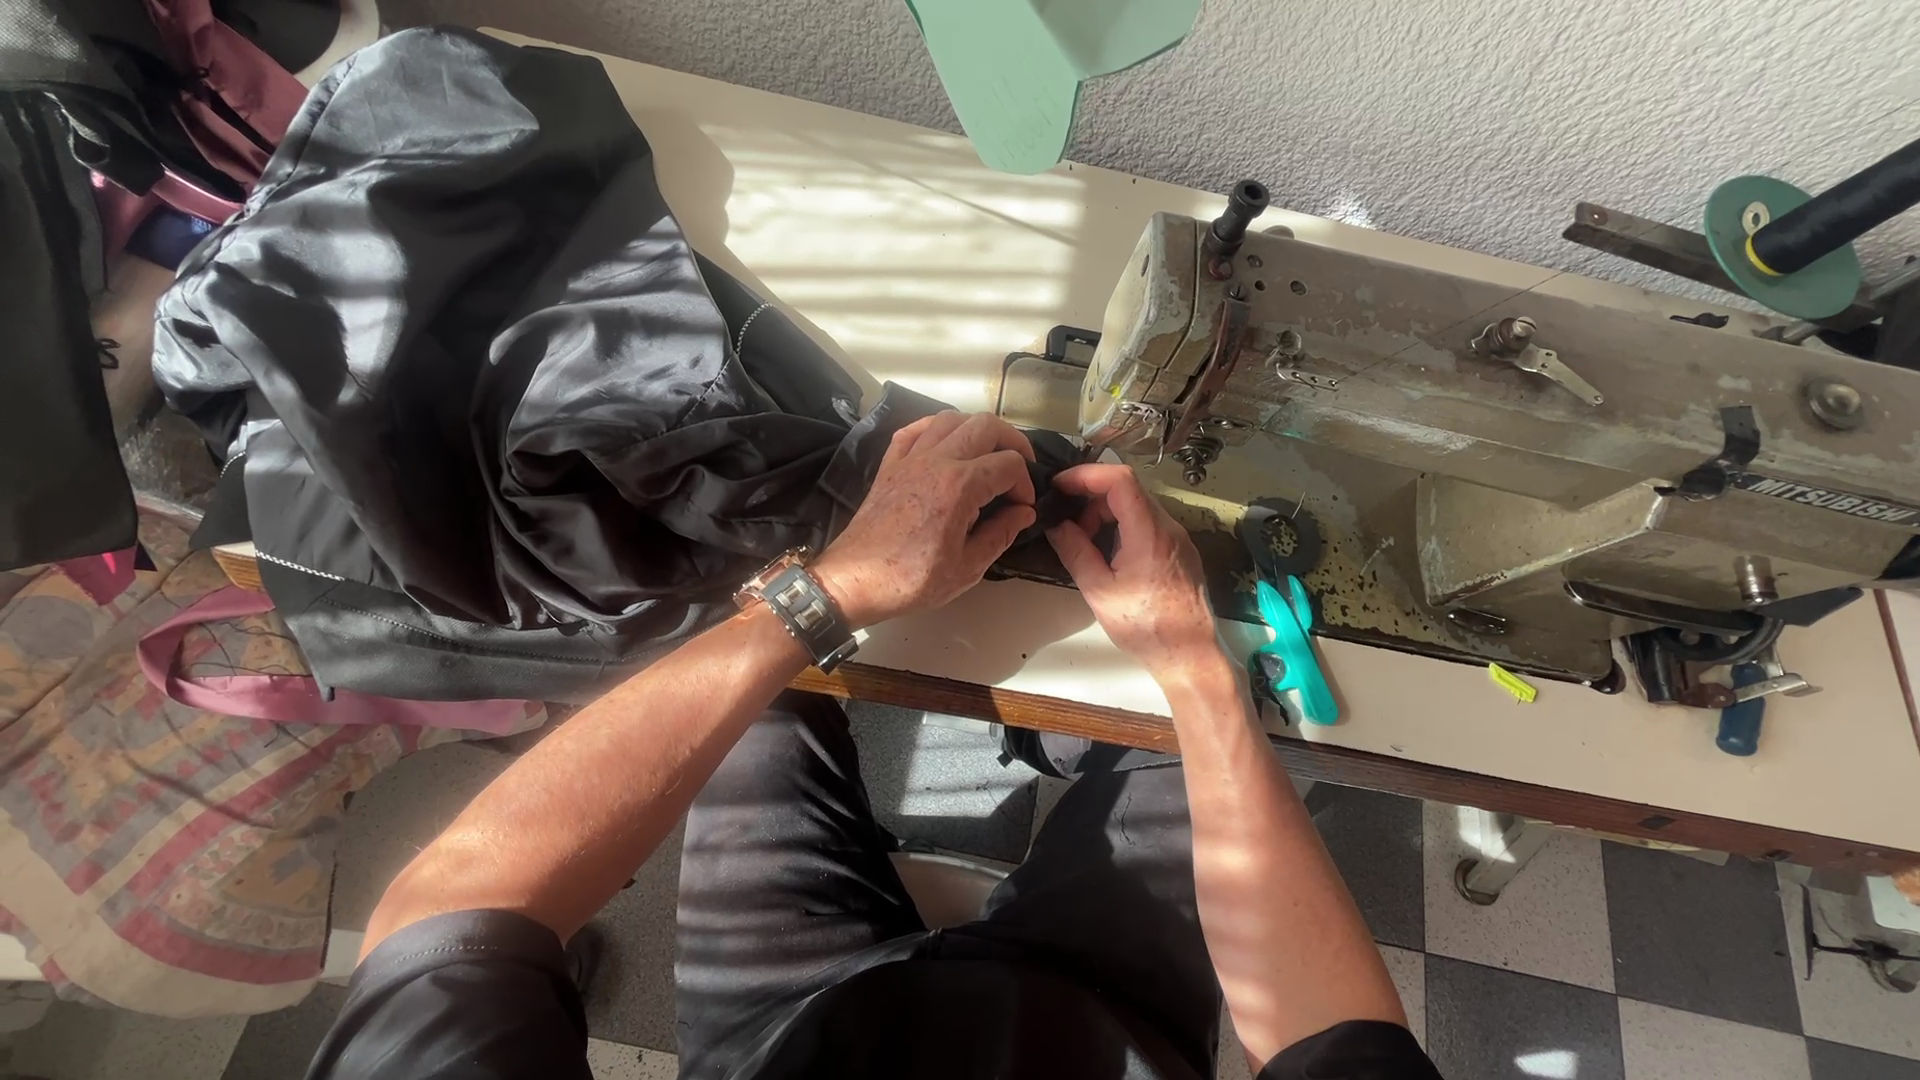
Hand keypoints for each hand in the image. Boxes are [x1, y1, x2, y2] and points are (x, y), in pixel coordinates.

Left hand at [812, 412, 1036, 627]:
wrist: (856, 579)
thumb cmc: (912, 580)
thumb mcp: (967, 567)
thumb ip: (1001, 534)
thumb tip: (1023, 514)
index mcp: (960, 486)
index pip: (1009, 464)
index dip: (1025, 484)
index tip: (1022, 508)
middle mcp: (936, 461)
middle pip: (986, 425)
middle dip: (1012, 443)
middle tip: (1019, 470)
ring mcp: (910, 459)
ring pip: (951, 418)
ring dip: (977, 429)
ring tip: (988, 455)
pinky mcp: (890, 465)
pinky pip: (915, 429)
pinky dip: (937, 428)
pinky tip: (948, 444)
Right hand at [1045, 464, 1224, 684]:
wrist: (1190, 655)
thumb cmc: (1144, 628)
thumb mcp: (1099, 591)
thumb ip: (1075, 551)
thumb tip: (1056, 525)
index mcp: (1149, 534)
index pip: (1120, 479)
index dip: (1086, 474)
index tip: (1060, 485)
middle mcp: (1169, 528)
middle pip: (1127, 491)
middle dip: (1092, 500)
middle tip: (1070, 527)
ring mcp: (1178, 538)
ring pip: (1138, 507)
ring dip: (1106, 515)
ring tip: (1088, 545)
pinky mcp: (1181, 551)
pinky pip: (1148, 524)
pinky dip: (1123, 527)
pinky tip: (1110, 555)